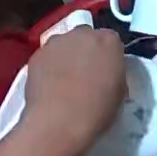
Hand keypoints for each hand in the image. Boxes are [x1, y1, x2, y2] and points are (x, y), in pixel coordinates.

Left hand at [19, 27, 125, 155]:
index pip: (111, 40)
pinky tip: (49, 86)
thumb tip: (106, 72)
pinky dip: (48, 66)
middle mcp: (82, 33)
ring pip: (63, 44)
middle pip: (85, 36)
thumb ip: (113, 72)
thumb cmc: (98, 110)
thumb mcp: (120, 90)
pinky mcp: (36, 54)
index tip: (106, 70)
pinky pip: (46, 57)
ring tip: (64, 80)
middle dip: (86, 50)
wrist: (59, 122)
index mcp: (109, 41)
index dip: (108, 55)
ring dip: (66, 56)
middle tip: (85, 73)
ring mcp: (56, 42)